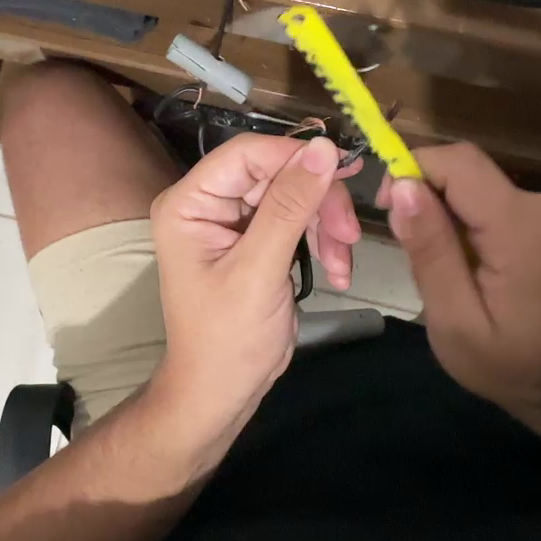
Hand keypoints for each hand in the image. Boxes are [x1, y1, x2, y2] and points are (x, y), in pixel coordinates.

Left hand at [150, 134, 361, 424]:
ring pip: (295, 194)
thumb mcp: (259, 270)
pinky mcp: (258, 240)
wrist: (223, 392)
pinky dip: (322, 242)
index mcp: (190, 203)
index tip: (345, 169)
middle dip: (318, 201)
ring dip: (326, 225)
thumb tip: (324, 148)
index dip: (296, 156)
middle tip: (350, 234)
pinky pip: (298, 220)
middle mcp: (209, 203)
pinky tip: (339, 272)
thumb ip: (290, 206)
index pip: (247, 153)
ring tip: (344, 262)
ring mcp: (234, 222)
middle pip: (277, 172)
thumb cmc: (228, 338)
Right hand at [381, 143, 540, 408]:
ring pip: (472, 179)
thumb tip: (402, 186)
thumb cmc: (499, 358)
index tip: (385, 207)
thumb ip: (430, 250)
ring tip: (435, 258)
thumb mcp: (452, 318)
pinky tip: (458, 254)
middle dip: (423, 191)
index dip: (412, 170)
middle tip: (407, 243)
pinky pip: (486, 194)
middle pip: (465, 167)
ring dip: (440, 206)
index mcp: (521, 232)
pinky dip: (460, 214)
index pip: (460, 164)